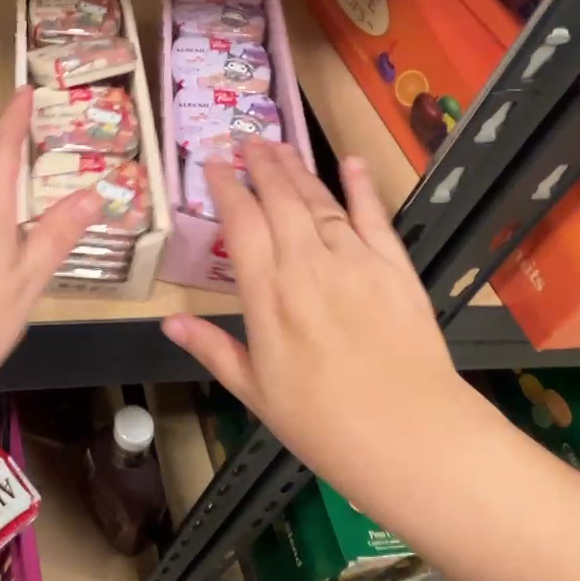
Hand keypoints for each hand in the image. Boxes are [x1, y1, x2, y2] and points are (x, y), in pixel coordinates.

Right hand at [161, 142, 471, 484]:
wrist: (412, 440)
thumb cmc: (324, 423)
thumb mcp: (256, 393)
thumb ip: (212, 349)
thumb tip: (167, 323)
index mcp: (268, 295)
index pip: (241, 222)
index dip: (226, 187)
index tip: (214, 164)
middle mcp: (307, 266)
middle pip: (279, 199)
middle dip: (261, 165)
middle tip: (247, 140)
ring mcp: (354, 262)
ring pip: (319, 201)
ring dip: (298, 170)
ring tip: (280, 145)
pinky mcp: (395, 269)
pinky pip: (374, 218)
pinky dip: (362, 187)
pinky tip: (351, 162)